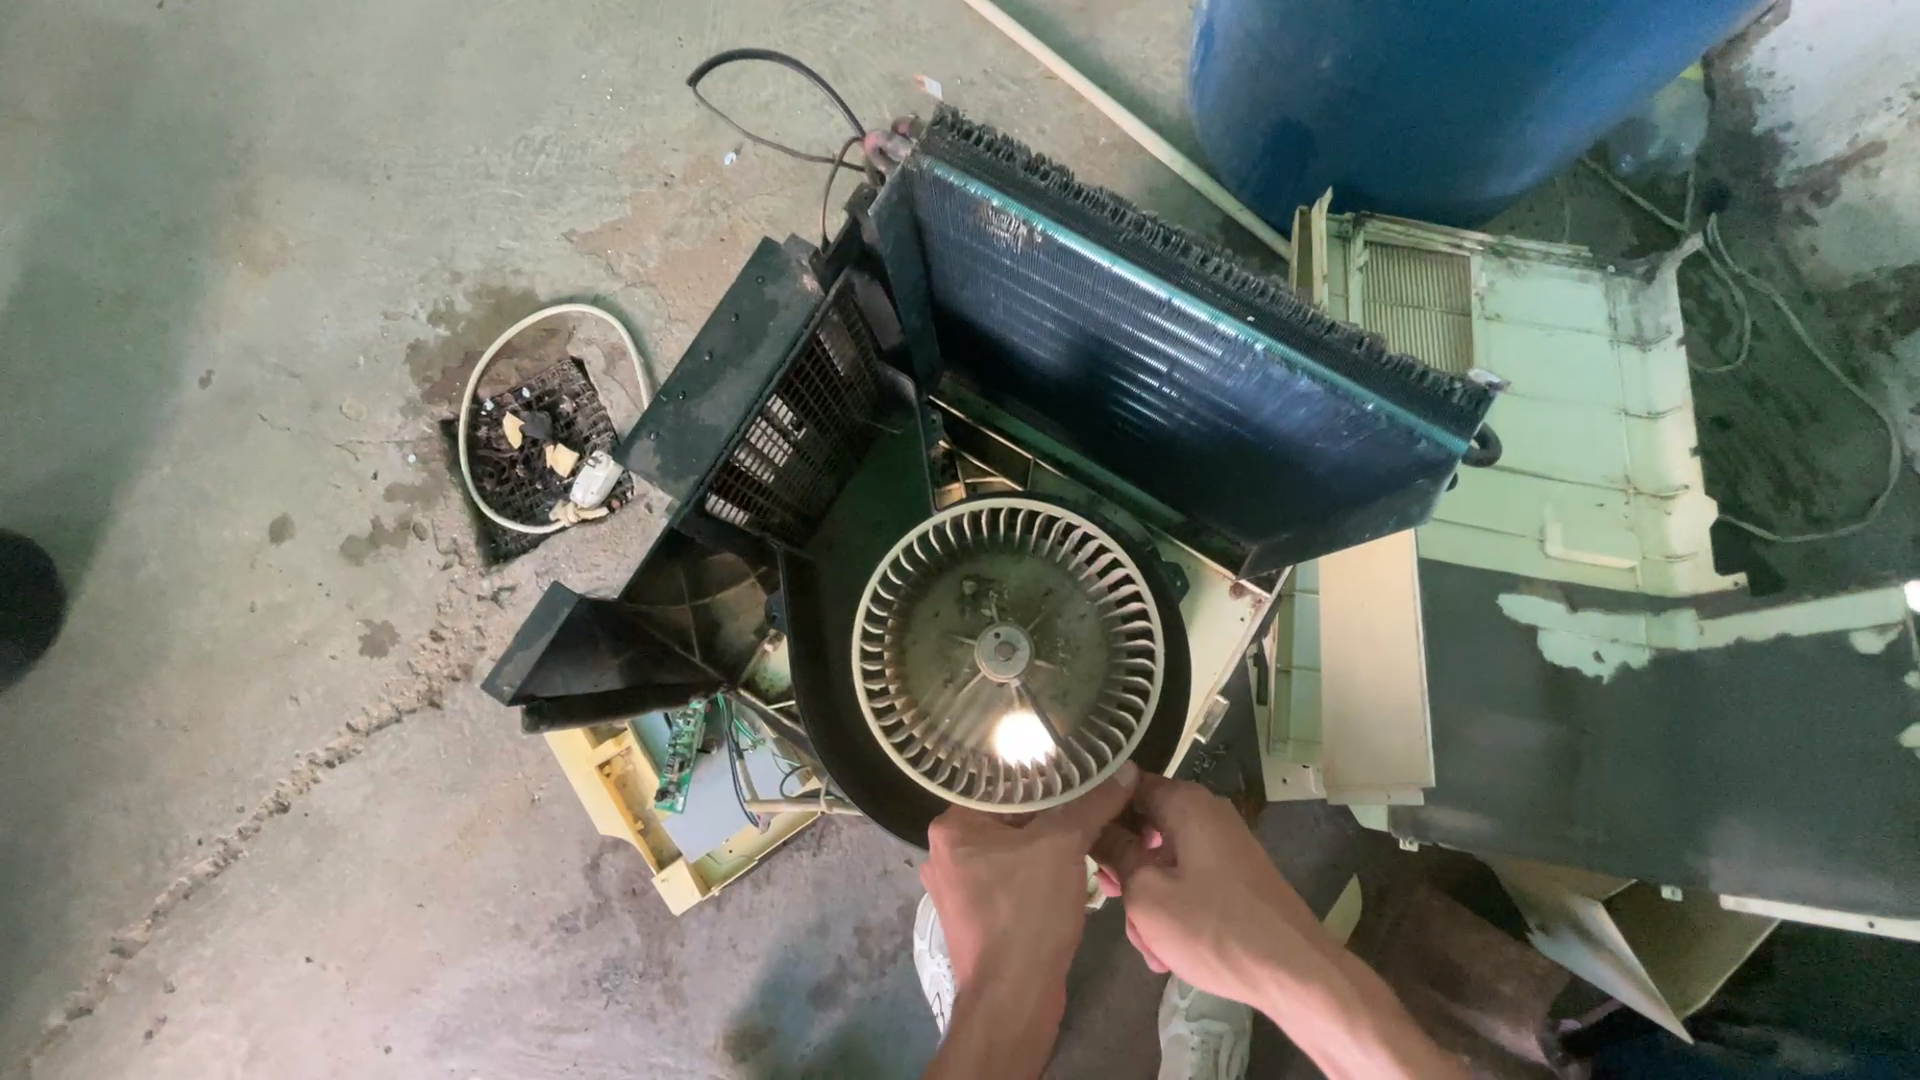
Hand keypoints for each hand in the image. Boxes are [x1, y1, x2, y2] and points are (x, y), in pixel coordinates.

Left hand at [921, 762, 1138, 996]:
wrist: (1013, 1001)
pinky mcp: (976, 915)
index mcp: (951, 825)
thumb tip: (1123, 770)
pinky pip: (1012, 878)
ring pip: (1014, 850)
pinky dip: (1040, 874)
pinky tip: (1072, 875)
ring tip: (1090, 841)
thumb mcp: (1063, 846)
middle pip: (1009, 817)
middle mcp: (945, 851)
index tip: (1080, 776)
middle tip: (1092, 810)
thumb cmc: (1027, 912)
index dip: (1045, 780)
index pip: (1001, 785)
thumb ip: (1091, 804)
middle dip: (1053, 819)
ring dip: (1051, 848)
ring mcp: (958, 887)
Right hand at [1091, 773, 1338, 1004]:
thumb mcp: (1147, 894)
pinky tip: (1168, 950)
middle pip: (1144, 825)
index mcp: (1184, 802)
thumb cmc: (1214, 927)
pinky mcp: (1234, 873)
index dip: (1097, 811)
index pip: (1124, 785)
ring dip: (1147, 897)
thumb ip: (1114, 852)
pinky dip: (1173, 906)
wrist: (1297, 974)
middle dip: (1123, 867)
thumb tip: (1092, 827)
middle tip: (1113, 904)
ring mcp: (1222, 843)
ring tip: (1149, 945)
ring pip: (1163, 858)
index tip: (1077, 842)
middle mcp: (1205, 812)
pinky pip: (1188, 877)